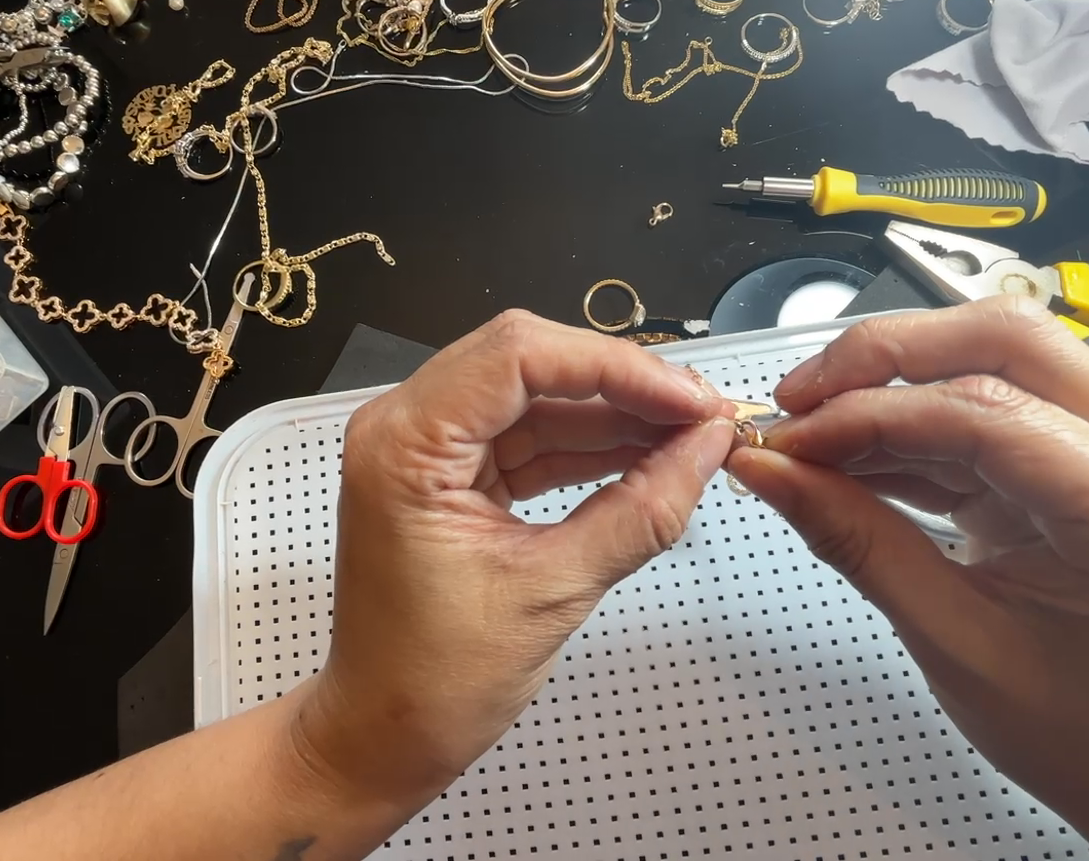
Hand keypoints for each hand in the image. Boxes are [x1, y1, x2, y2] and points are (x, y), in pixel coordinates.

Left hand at [294, 311, 737, 809]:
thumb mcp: (553, 592)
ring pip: (536, 396)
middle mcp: (405, 426)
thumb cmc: (433, 681)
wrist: (383, 733)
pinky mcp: (452, 470)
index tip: (686, 399)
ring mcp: (427, 445)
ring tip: (688, 433)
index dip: (615, 367)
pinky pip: (530, 435)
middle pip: (528, 362)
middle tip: (698, 411)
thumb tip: (705, 450)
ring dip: (614, 412)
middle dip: (620, 382)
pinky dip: (589, 443)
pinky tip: (647, 452)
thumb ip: (641, 511)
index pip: (518, 356)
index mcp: (404, 443)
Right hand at [728, 298, 1088, 860]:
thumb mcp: (951, 642)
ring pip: (1001, 353)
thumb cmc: (1085, 738)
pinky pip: (995, 402)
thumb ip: (852, 538)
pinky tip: (855, 450)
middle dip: (886, 354)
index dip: (867, 414)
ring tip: (816, 425)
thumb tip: (763, 469)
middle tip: (801, 396)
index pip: (987, 413)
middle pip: (1010, 340)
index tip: (786, 438)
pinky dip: (913, 417)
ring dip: (894, 377)